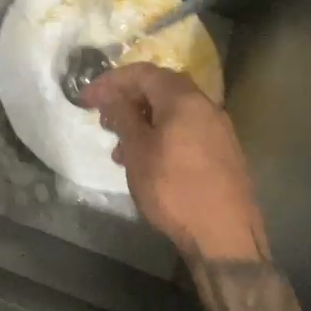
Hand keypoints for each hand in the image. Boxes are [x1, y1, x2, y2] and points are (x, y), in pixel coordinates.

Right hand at [80, 63, 266, 260]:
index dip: (110, 81)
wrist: (224, 238)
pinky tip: (145, 160)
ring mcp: (219, 131)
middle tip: (103, 119)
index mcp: (184, 100)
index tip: (86, 99)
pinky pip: (185, 131)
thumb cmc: (173, 188)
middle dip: (127, 100)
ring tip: (119, 147)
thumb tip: (111, 95)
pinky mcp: (223, 154)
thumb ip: (122, 115)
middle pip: (160, 89)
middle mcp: (206, 108)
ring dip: (142, 121)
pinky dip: (161, 135)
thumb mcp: (137, 149)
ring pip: (172, 112)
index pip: (142, 73)